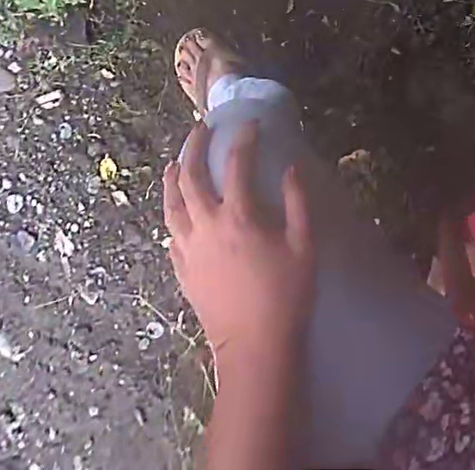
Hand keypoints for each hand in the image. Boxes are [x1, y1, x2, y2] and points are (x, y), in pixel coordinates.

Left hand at [163, 122, 315, 369]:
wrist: (255, 349)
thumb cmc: (285, 295)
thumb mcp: (304, 245)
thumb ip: (297, 201)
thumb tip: (291, 167)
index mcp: (238, 215)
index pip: (237, 164)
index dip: (244, 139)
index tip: (251, 124)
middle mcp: (206, 225)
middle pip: (191, 175)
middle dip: (194, 145)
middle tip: (200, 128)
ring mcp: (189, 248)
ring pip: (172, 203)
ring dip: (172, 178)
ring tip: (173, 162)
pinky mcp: (182, 270)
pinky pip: (171, 234)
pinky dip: (173, 215)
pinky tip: (176, 212)